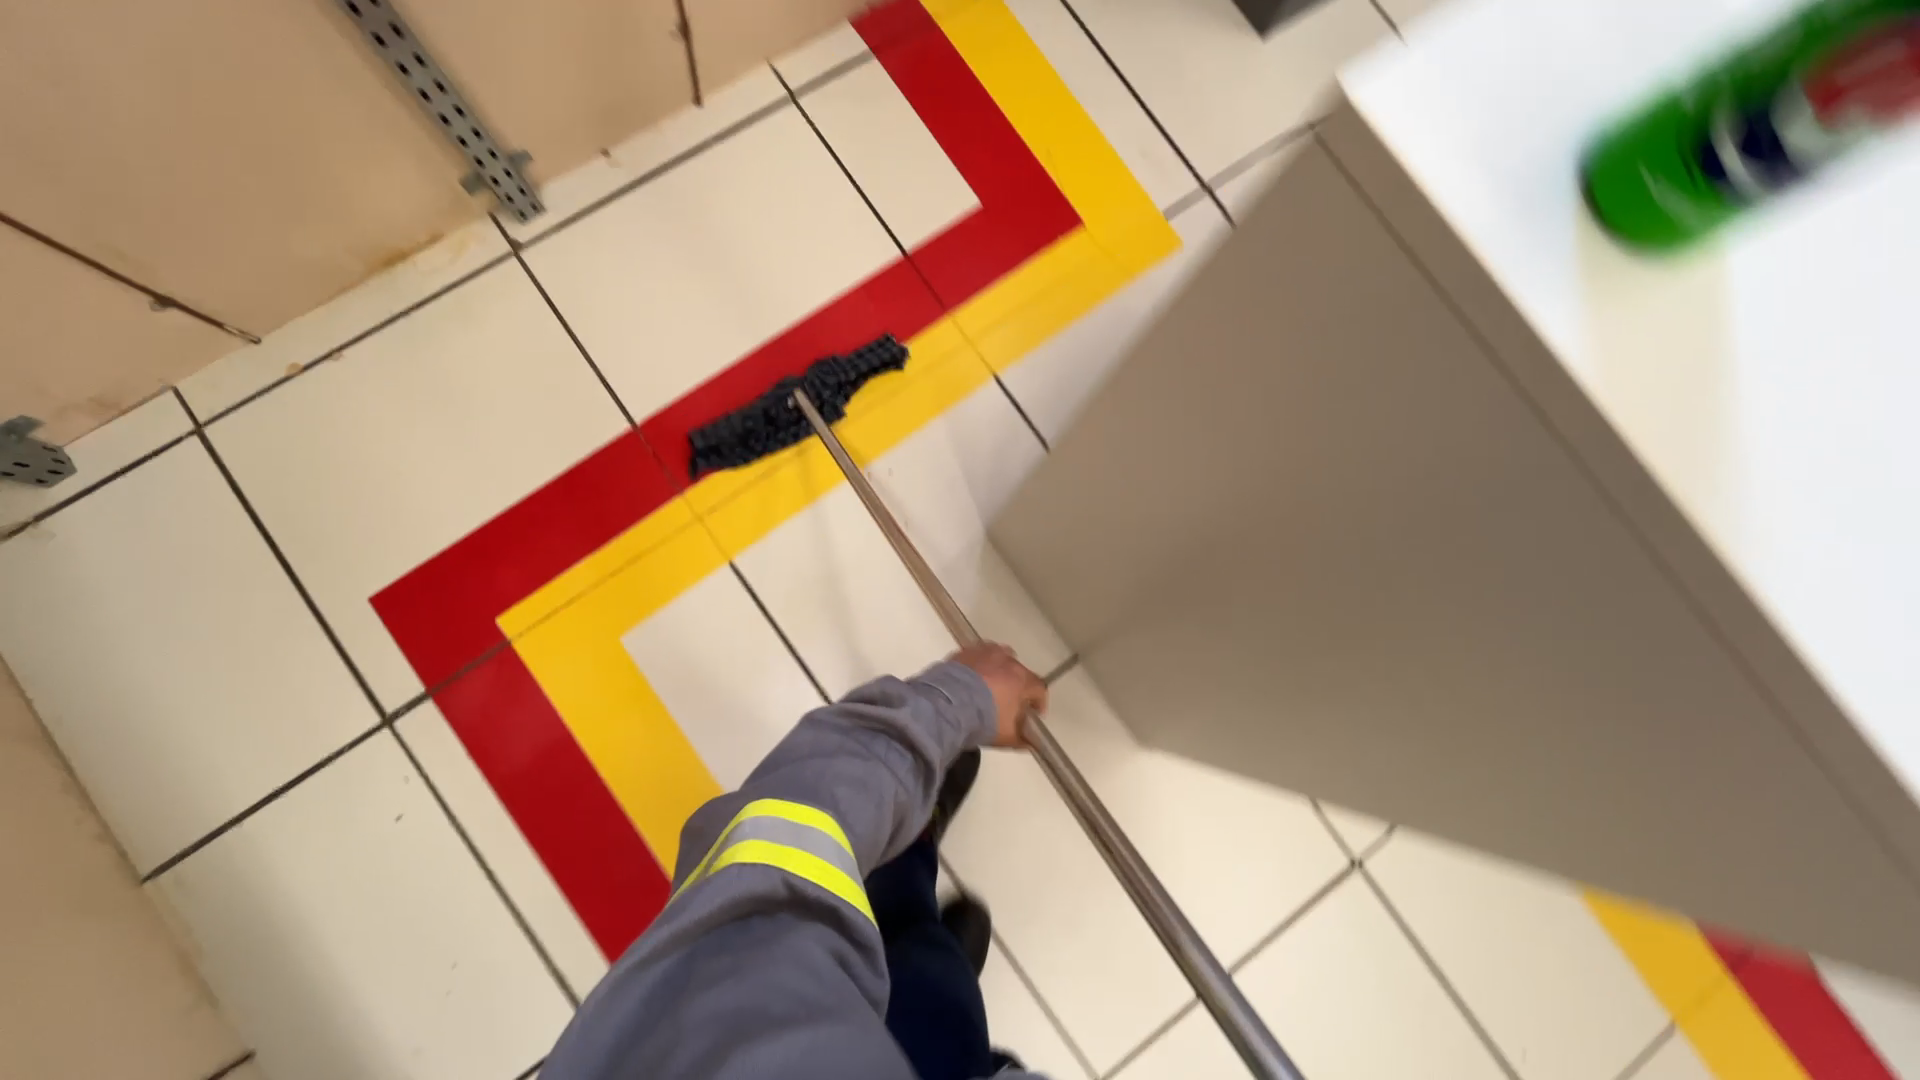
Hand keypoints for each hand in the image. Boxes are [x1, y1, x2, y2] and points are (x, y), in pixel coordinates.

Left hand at [950, 642, 1046, 747]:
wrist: (945, 706)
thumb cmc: (982, 721)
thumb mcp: (1006, 737)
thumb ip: (1022, 738)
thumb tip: (1030, 742)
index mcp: (1021, 680)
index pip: (1039, 689)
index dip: (1039, 702)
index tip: (1033, 714)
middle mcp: (1007, 661)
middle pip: (1019, 672)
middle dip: (1017, 686)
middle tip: (1008, 702)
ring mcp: (985, 653)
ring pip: (999, 658)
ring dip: (998, 670)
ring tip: (988, 686)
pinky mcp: (964, 652)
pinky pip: (978, 655)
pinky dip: (978, 665)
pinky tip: (970, 678)